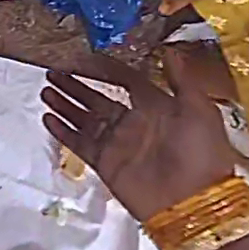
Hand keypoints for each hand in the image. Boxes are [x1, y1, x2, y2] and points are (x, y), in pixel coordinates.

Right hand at [39, 52, 239, 221]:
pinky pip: (80, 143)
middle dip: (76, 86)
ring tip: (46, 90)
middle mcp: (133, 122)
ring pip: (84, 119)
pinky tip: (48, 118)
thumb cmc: (202, 152)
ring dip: (65, 105)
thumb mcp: (199, 108)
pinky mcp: (106, 164)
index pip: (125, 81)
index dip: (106, 70)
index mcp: (156, 106)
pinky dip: (63, 132)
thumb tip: (169, 49)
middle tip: (54, 73)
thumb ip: (181, 79)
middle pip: (98, 99)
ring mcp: (118, 144)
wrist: (195, 201)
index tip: (86, 58)